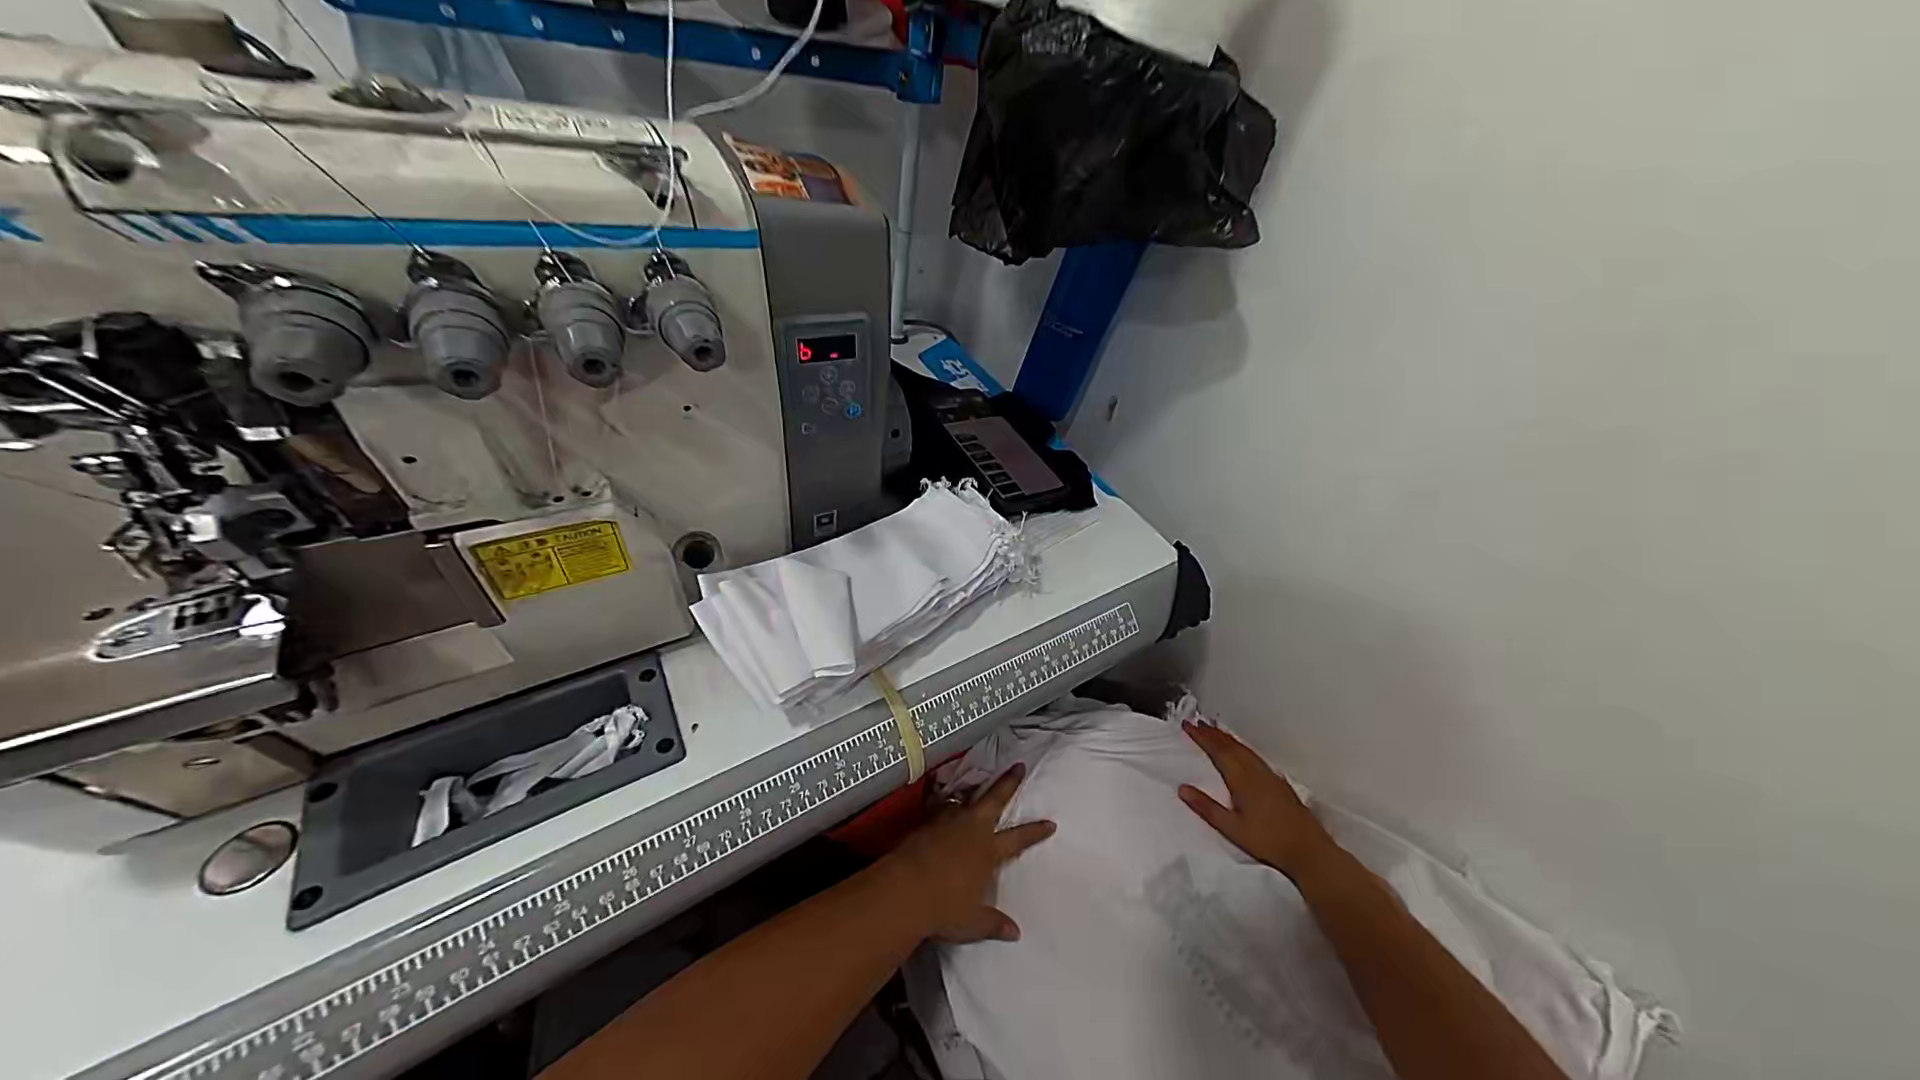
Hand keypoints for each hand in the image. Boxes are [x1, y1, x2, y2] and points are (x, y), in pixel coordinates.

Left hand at [883, 763, 1055, 943]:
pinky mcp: (924, 824)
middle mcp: (970, 829)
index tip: (1050, 823)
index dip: (1035, 832)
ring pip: (964, 800)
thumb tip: (1015, 933)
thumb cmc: (943, 908)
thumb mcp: (972, 922)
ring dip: (972, 794)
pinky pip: (940, 809)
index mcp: (987, 850)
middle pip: (994, 800)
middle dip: (1008, 782)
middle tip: (1018, 766)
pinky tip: (943, 809)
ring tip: (976, 787)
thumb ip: (994, 923)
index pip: (1018, 839)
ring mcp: (945, 822)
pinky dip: (945, 806)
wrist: (902, 890)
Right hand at [1179, 721, 1340, 880]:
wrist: (1310, 852)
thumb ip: (1207, 807)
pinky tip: (1244, 751)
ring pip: (1246, 750)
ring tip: (1215, 729)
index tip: (1188, 725)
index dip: (1202, 737)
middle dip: (1213, 733)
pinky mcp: (1281, 784)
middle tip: (1197, 722)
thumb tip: (1182, 788)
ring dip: (1228, 738)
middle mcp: (1257, 773)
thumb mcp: (1232, 829)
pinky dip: (1243, 747)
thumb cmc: (1269, 842)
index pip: (1219, 752)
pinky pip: (1256, 757)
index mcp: (1243, 781)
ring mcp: (1271, 777)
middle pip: (1232, 747)